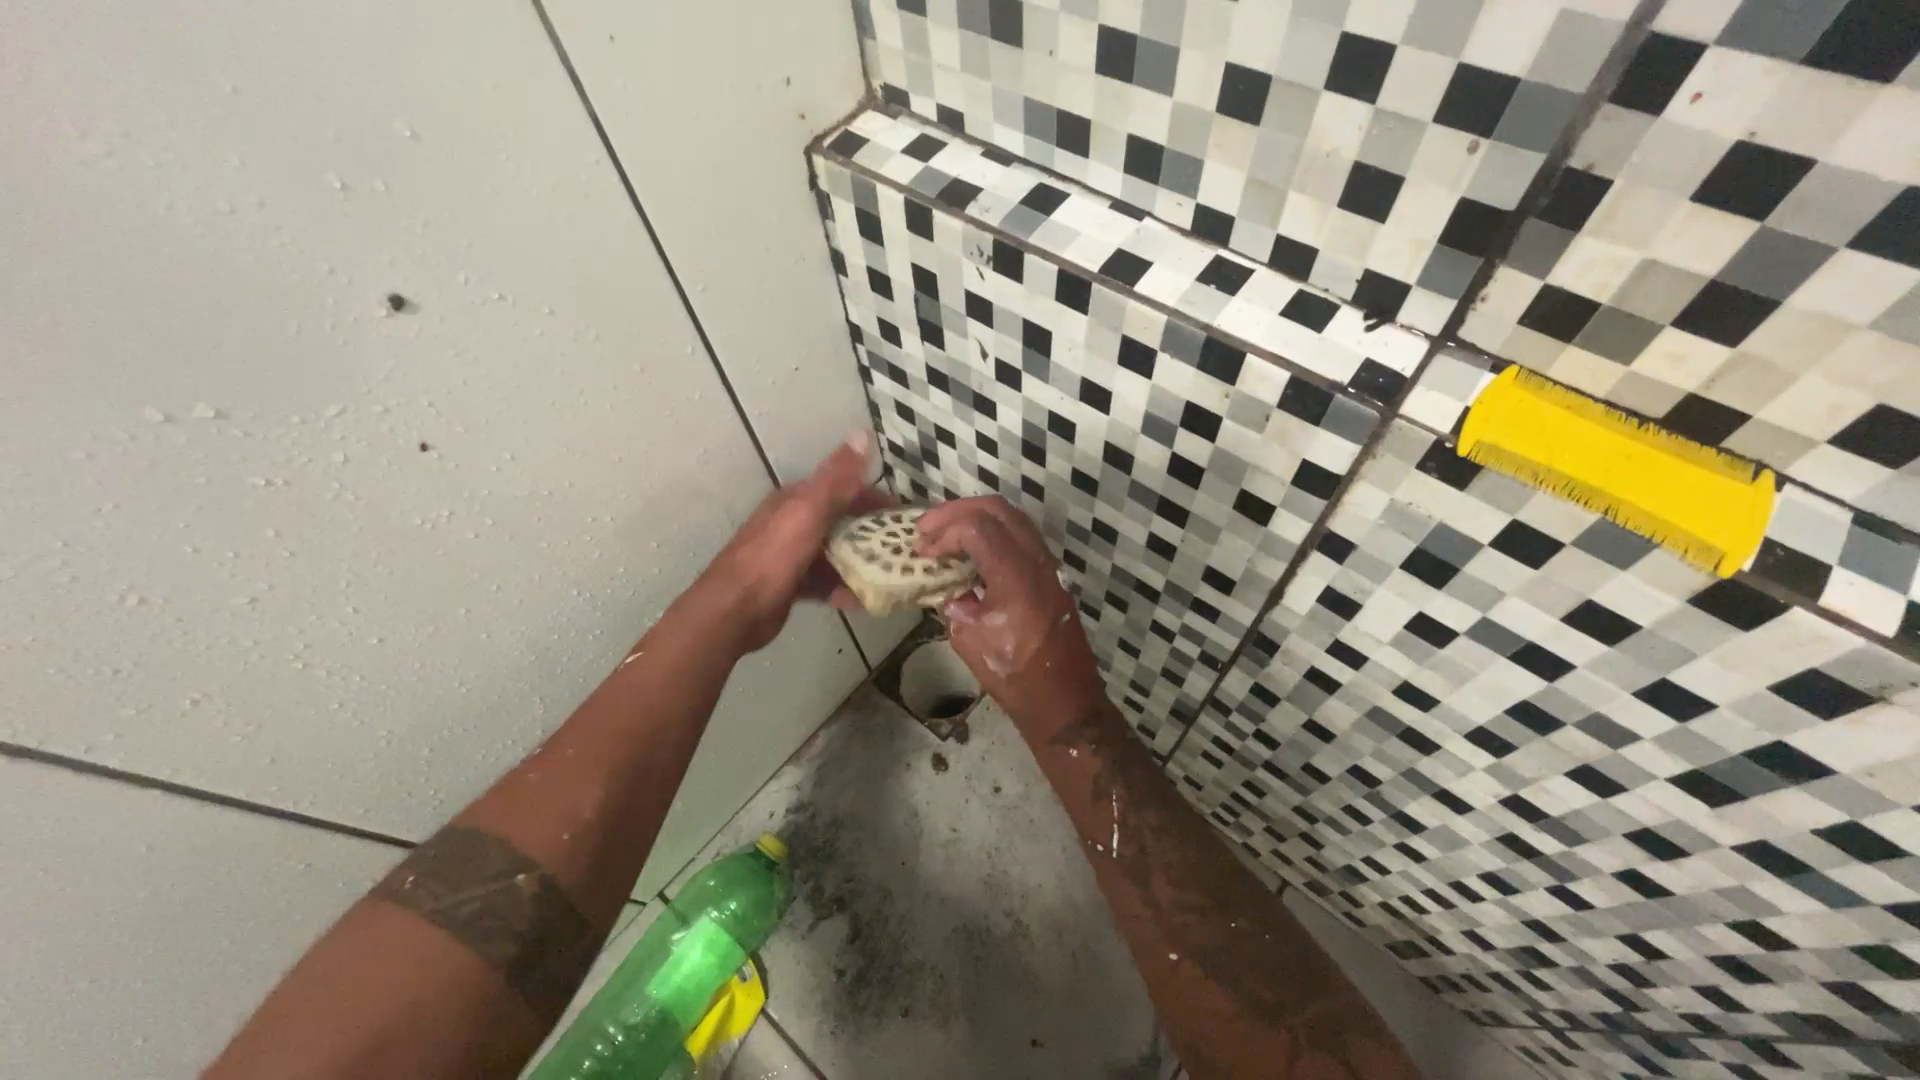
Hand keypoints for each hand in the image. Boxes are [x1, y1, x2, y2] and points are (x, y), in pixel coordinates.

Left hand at [692, 431, 890, 652]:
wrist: (734, 610)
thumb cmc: (773, 557)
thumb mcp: (808, 511)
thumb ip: (836, 477)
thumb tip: (862, 433)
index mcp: (797, 500)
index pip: (844, 489)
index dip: (876, 499)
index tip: (906, 518)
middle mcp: (794, 521)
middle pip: (842, 522)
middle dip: (874, 534)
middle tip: (906, 549)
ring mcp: (792, 554)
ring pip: (836, 553)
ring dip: (861, 562)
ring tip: (891, 575)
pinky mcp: (791, 583)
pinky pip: (825, 581)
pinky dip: (843, 588)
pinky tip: (862, 600)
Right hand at [916, 496, 1109, 736]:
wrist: (1065, 702)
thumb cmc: (1016, 677)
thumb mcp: (970, 640)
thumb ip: (955, 605)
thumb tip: (949, 589)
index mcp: (1016, 576)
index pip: (976, 527)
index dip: (943, 532)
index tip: (922, 551)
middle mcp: (1037, 561)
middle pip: (997, 510)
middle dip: (958, 511)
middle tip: (927, 527)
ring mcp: (1048, 567)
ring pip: (1013, 519)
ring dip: (977, 519)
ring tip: (946, 535)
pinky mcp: (1051, 578)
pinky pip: (1021, 538)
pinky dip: (994, 535)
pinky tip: (971, 554)